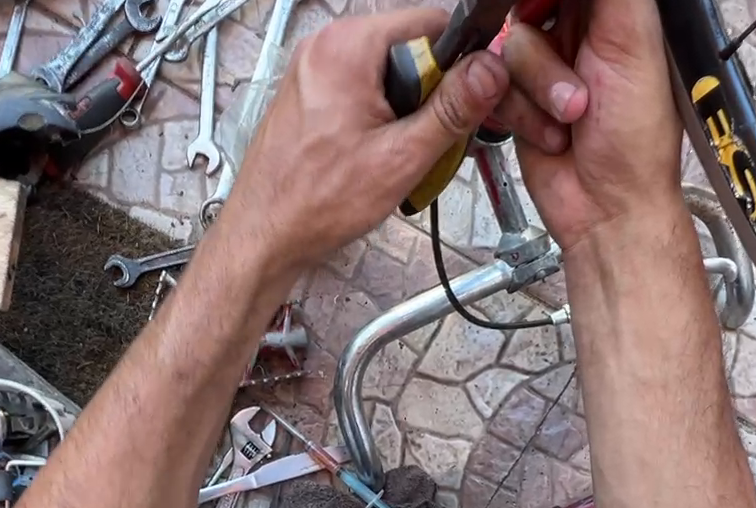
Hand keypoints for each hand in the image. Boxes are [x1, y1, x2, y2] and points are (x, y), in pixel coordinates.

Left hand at [215, 9, 511, 279]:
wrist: (266, 235)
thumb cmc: (315, 202)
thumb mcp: (400, 158)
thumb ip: (450, 111)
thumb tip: (489, 72)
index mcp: (348, 47)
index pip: (430, 23)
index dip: (456, 67)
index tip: (460, 108)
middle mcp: (326, 48)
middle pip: (407, 54)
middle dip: (428, 101)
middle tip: (425, 148)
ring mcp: (314, 73)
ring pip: (385, 81)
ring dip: (404, 121)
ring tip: (396, 163)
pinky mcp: (310, 100)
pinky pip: (360, 99)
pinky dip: (378, 128)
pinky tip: (375, 163)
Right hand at [493, 0, 685, 249]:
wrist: (606, 209)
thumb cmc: (635, 139)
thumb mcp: (633, 42)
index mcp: (611, 12)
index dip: (546, 1)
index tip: (546, 16)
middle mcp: (575, 35)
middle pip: (529, 8)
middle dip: (548, 54)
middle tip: (579, 89)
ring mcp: (542, 73)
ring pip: (512, 49)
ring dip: (541, 91)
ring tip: (571, 119)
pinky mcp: (517, 106)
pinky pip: (496, 89)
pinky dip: (523, 117)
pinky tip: (552, 137)